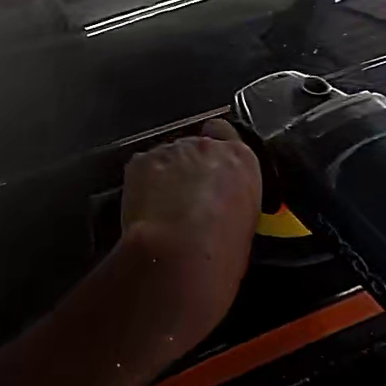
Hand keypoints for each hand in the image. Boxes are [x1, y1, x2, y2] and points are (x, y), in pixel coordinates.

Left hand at [119, 120, 261, 331]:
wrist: (179, 250)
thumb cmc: (222, 248)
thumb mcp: (246, 219)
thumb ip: (232, 197)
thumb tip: (218, 205)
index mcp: (240, 159)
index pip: (225, 135)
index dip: (214, 153)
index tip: (210, 171)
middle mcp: (204, 146)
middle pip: (191, 147)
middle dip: (187, 166)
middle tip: (183, 197)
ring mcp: (168, 151)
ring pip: (164, 157)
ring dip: (163, 174)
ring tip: (162, 208)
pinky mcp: (139, 161)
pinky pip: (142, 166)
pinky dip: (142, 182)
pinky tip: (145, 207)